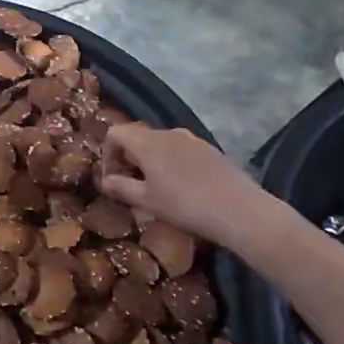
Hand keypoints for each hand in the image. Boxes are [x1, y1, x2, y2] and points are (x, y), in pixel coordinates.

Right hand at [101, 124, 266, 244]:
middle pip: (137, 136)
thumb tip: (104, 181)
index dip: (107, 153)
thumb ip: (121, 188)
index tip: (112, 178)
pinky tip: (182, 187)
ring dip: (150, 161)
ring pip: (160, 143)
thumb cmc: (185, 205)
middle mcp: (168, 133)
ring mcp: (192, 139)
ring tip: (156, 188)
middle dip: (128, 158)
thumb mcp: (147, 201)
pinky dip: (171, 162)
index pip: (115, 133)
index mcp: (148, 143)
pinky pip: (180, 150)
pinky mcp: (210, 149)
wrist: (239, 210)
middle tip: (130, 185)